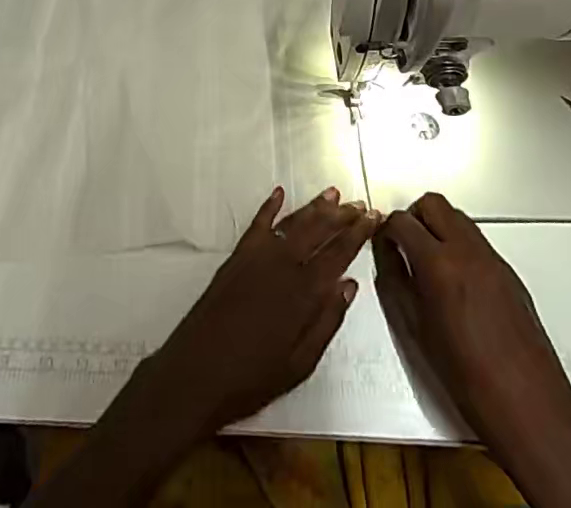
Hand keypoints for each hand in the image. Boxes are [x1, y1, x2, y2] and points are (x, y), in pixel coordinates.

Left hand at [26, 187, 379, 507]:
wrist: (196, 372)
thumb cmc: (253, 378)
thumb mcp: (301, 363)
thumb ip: (327, 322)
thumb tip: (348, 285)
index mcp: (303, 294)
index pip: (338, 255)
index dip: (357, 235)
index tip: (374, 217)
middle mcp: (282, 267)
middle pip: (317, 232)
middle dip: (341, 216)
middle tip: (361, 203)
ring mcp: (256, 258)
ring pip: (291, 224)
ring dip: (313, 207)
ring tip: (333, 193)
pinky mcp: (235, 258)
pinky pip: (256, 225)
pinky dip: (269, 207)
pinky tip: (279, 193)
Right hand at [375, 193, 570, 507]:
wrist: (527, 406)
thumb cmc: (471, 379)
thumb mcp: (415, 327)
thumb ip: (396, 281)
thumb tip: (388, 257)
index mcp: (439, 264)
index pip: (402, 221)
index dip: (386, 229)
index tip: (382, 241)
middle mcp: (469, 253)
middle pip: (434, 204)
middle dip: (413, 217)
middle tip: (402, 241)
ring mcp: (494, 261)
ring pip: (458, 218)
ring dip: (438, 227)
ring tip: (425, 259)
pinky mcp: (511, 275)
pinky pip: (478, 242)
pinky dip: (459, 245)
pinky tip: (452, 278)